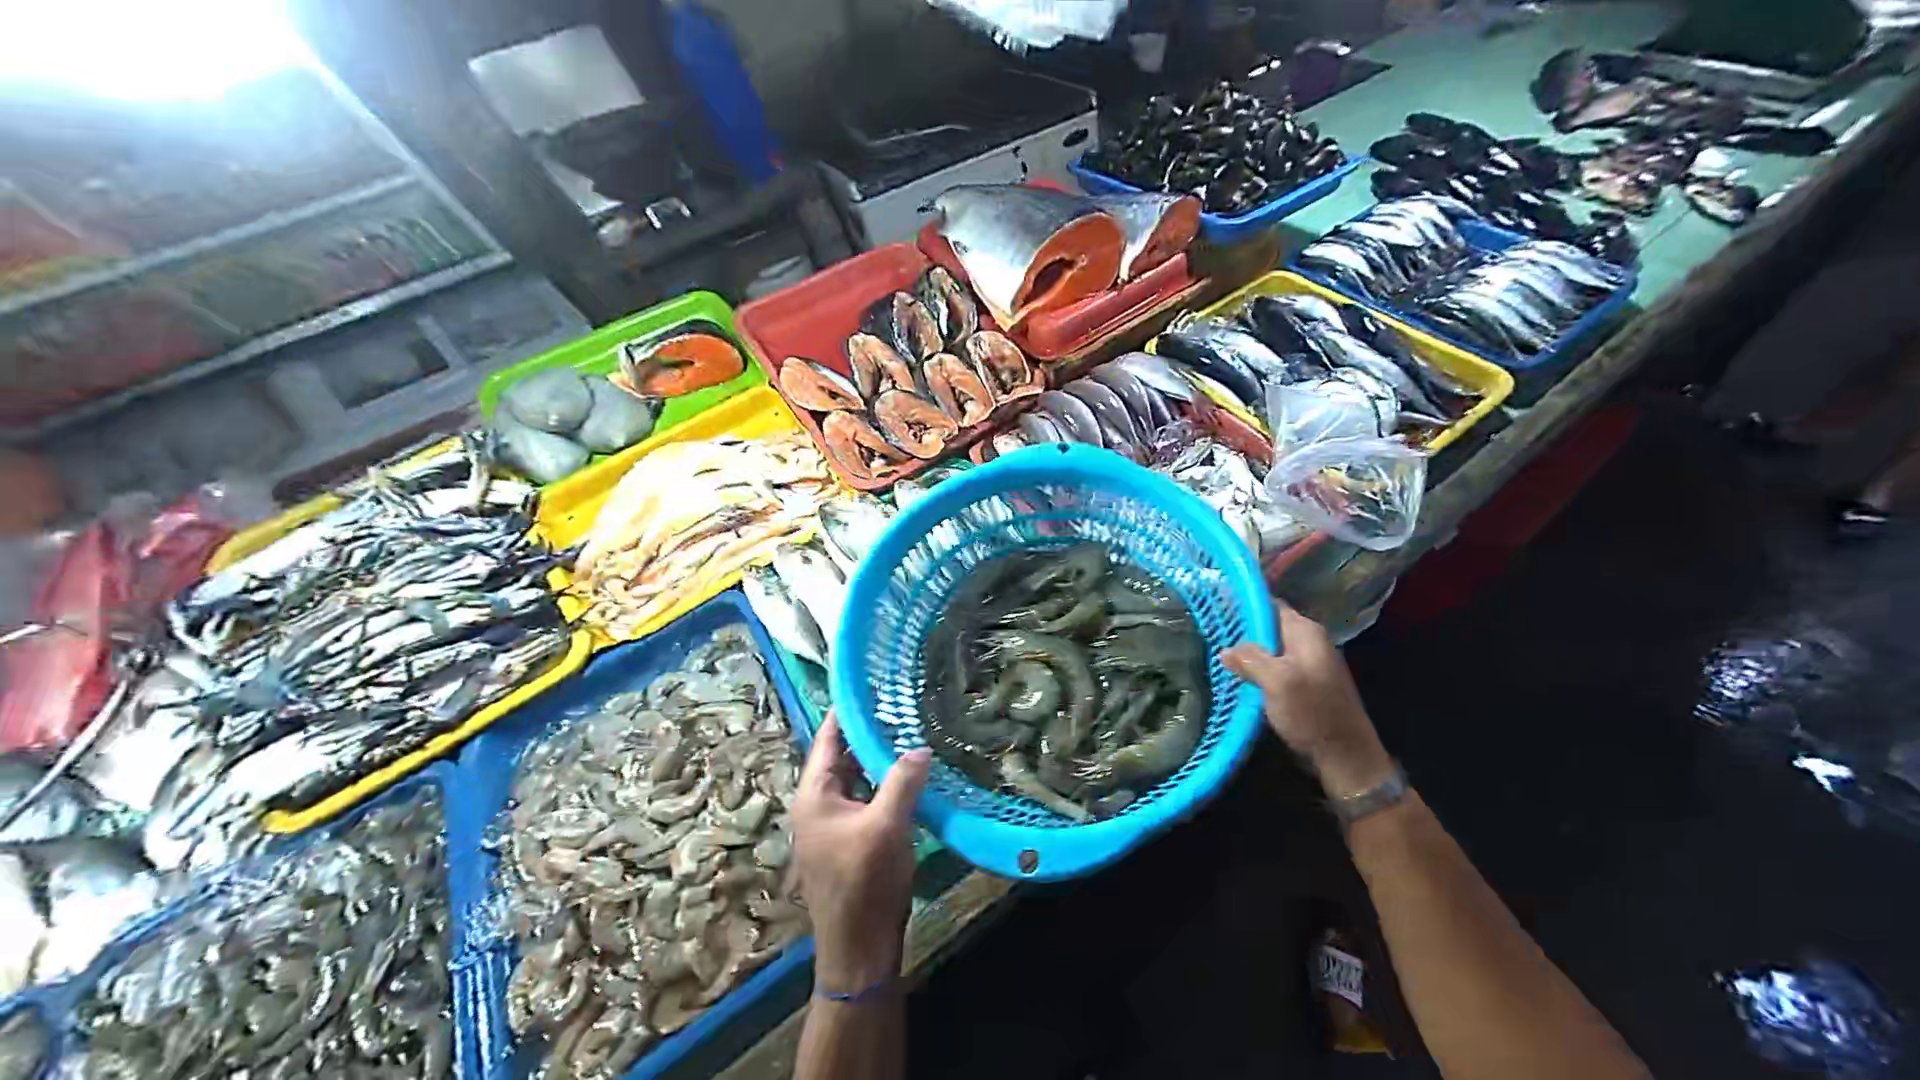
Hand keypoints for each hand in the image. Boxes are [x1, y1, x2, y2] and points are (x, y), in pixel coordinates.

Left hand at [792, 712, 929, 993]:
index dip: (848, 711)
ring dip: (880, 758)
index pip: (829, 738)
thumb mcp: (886, 826)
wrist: (860, 949)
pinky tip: (911, 772)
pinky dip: (885, 782)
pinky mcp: (853, 838)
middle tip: (901, 703)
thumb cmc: (864, 884)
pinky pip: (868, 797)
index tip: (871, 684)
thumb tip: (921, 747)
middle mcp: (818, 803)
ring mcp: (835, 822)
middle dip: (870, 731)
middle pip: (843, 755)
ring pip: (858, 777)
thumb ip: (903, 781)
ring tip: (910, 729)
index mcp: (814, 794)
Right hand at [1222, 603, 1393, 797]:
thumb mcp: (1277, 681)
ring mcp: (1307, 664)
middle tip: (1208, 628)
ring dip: (1246, 650)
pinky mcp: (1303, 683)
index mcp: (1306, 633)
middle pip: (1268, 625)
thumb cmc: (1311, 713)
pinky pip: (1273, 666)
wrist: (1344, 756)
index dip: (1242, 602)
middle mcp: (1309, 642)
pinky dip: (1255, 667)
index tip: (1213, 601)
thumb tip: (1226, 650)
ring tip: (1214, 649)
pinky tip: (1235, 674)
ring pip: (1269, 647)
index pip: (1270, 604)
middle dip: (1240, 626)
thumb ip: (1250, 658)